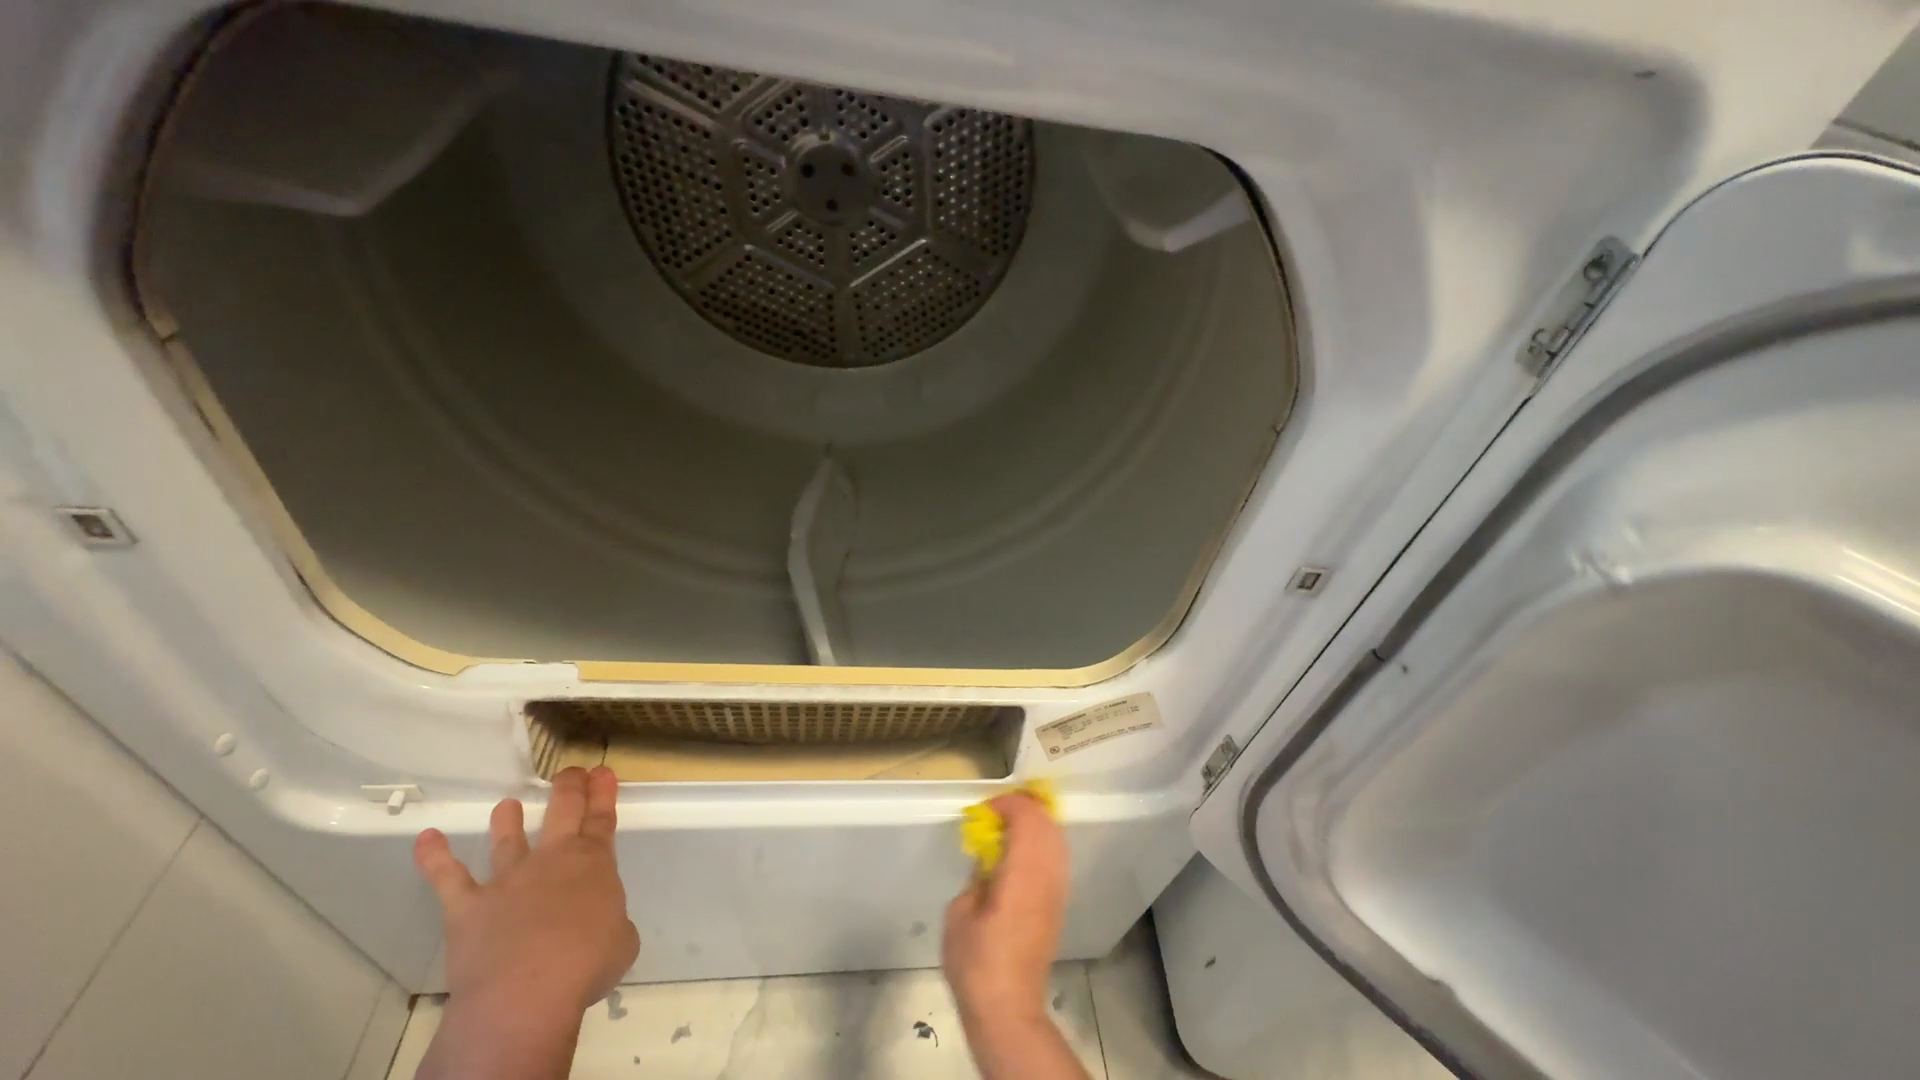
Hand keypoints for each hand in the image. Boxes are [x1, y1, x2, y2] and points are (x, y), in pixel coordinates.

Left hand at [411, 766, 639, 1079]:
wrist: (525, 992)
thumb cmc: (586, 965)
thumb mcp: (622, 941)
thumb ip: (614, 923)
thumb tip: (602, 924)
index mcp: (593, 865)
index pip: (601, 819)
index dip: (604, 793)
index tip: (603, 772)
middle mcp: (551, 860)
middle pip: (562, 811)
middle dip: (569, 787)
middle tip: (571, 772)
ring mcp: (507, 879)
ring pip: (507, 839)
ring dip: (507, 820)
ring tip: (507, 805)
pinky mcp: (468, 905)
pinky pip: (447, 877)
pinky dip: (435, 857)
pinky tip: (427, 839)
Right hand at [943, 792, 1069, 1028]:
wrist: (1007, 1008)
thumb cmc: (976, 962)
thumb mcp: (960, 912)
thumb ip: (976, 877)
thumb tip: (987, 862)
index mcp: (1022, 874)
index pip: (1027, 819)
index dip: (1007, 804)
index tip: (984, 811)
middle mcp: (1047, 877)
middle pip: (1048, 825)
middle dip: (1024, 810)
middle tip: (996, 814)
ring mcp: (1057, 892)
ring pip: (1057, 841)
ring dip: (1036, 826)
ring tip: (1007, 830)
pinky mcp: (1058, 907)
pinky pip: (1056, 860)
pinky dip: (1041, 846)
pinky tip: (1019, 857)